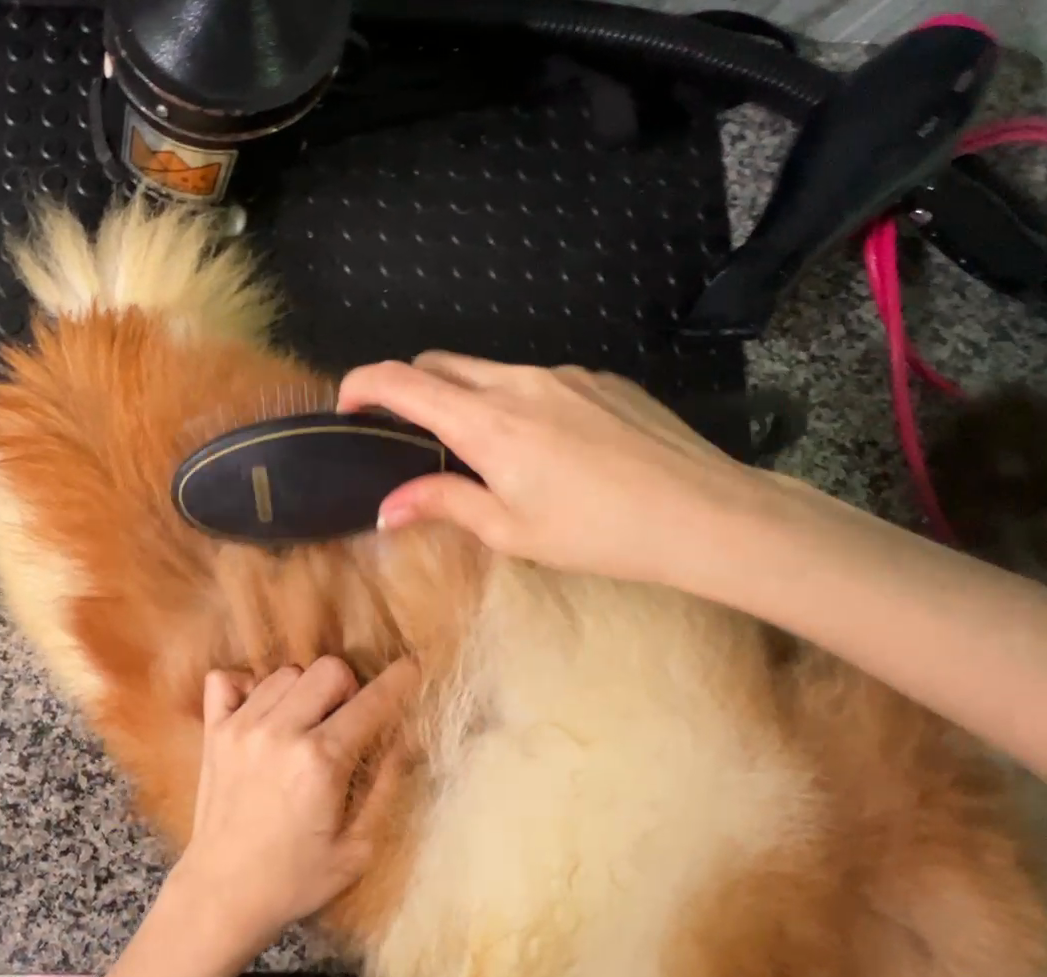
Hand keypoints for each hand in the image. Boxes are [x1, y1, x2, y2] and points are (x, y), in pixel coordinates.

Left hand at [168, 657, 413, 955]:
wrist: (225, 890)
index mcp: (321, 761)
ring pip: (283, 672)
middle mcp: (279, 732)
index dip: (399, 683)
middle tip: (347, 721)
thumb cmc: (297, 878)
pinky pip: (226, 678)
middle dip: (349, 688)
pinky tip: (261, 713)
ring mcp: (240, 726)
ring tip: (305, 724)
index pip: (371, 703)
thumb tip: (406, 738)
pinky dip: (247, 686)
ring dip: (303, 690)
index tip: (412, 671)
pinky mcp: (212, 730)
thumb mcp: (359, 846)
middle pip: (327, 670)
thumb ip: (386, 786)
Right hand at [339, 352, 775, 584]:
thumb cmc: (598, 533)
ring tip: (481, 449)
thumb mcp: (510, 530)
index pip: (401, 381)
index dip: (360, 384)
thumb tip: (386, 510)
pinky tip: (545, 446)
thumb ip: (442, 506)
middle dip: (406, 387)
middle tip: (405, 433)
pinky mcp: (601, 379)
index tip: (346, 406)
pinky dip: (513, 401)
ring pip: (487, 370)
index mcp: (486, 423)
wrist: (711, 515)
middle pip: (437, 363)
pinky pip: (536, 379)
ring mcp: (564, 374)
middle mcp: (518, 383)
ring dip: (462, 396)